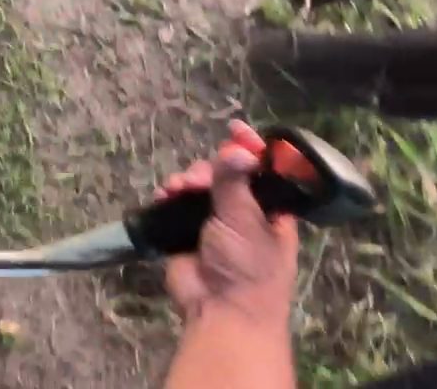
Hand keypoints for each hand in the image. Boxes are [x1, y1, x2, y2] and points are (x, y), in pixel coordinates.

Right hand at [157, 120, 299, 325]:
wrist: (220, 307)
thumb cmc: (248, 266)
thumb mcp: (245, 220)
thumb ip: (235, 181)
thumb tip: (237, 145)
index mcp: (272, 212)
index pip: (264, 171)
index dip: (251, 149)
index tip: (235, 129)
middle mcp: (244, 213)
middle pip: (224, 173)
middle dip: (207, 170)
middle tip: (198, 179)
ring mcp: (215, 221)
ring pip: (197, 185)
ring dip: (185, 181)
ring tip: (176, 191)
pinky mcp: (187, 229)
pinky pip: (176, 201)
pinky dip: (169, 195)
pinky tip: (164, 197)